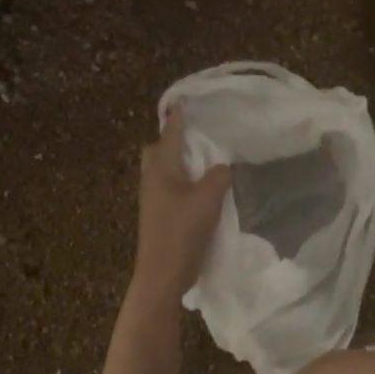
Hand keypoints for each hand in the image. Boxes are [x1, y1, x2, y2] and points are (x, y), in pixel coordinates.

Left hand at [133, 105, 231, 301]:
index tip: (183, 100)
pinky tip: (200, 190)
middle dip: (172, 140)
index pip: (169, 133)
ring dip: (179, 163)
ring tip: (203, 161)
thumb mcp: (208, 199)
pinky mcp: (158, 215)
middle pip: (157, 151)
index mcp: (161, 168)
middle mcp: (152, 179)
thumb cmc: (183, 230)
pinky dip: (182, 182)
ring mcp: (153, 199)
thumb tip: (222, 166)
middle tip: (195, 137)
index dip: (178, 117)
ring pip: (163, 171)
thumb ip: (218, 176)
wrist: (163, 273)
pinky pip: (169, 188)